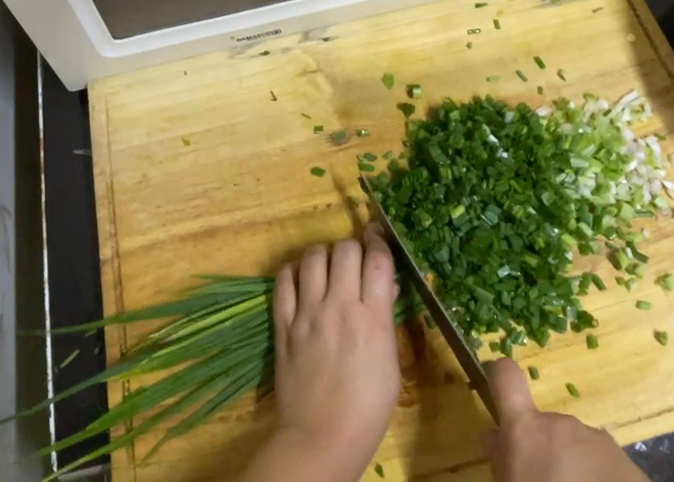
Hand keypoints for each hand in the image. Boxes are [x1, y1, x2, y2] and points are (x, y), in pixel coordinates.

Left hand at [239, 226, 401, 481]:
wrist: (321, 437)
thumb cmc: (367, 408)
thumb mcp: (391, 364)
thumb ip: (386, 319)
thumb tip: (384, 286)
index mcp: (372, 318)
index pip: (377, 259)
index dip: (380, 241)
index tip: (379, 236)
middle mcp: (339, 306)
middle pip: (346, 249)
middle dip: (354, 247)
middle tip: (355, 259)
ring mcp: (307, 313)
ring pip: (313, 257)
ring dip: (324, 254)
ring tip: (328, 266)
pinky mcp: (282, 323)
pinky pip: (283, 280)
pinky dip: (294, 271)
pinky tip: (302, 278)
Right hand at [483, 358, 647, 481]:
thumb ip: (500, 458)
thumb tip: (495, 435)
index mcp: (526, 428)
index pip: (507, 377)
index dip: (501, 377)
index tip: (500, 393)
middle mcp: (560, 422)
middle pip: (545, 425)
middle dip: (544, 448)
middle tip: (544, 479)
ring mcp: (594, 437)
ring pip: (574, 444)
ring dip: (571, 464)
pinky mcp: (624, 459)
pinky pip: (600, 460)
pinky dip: (596, 475)